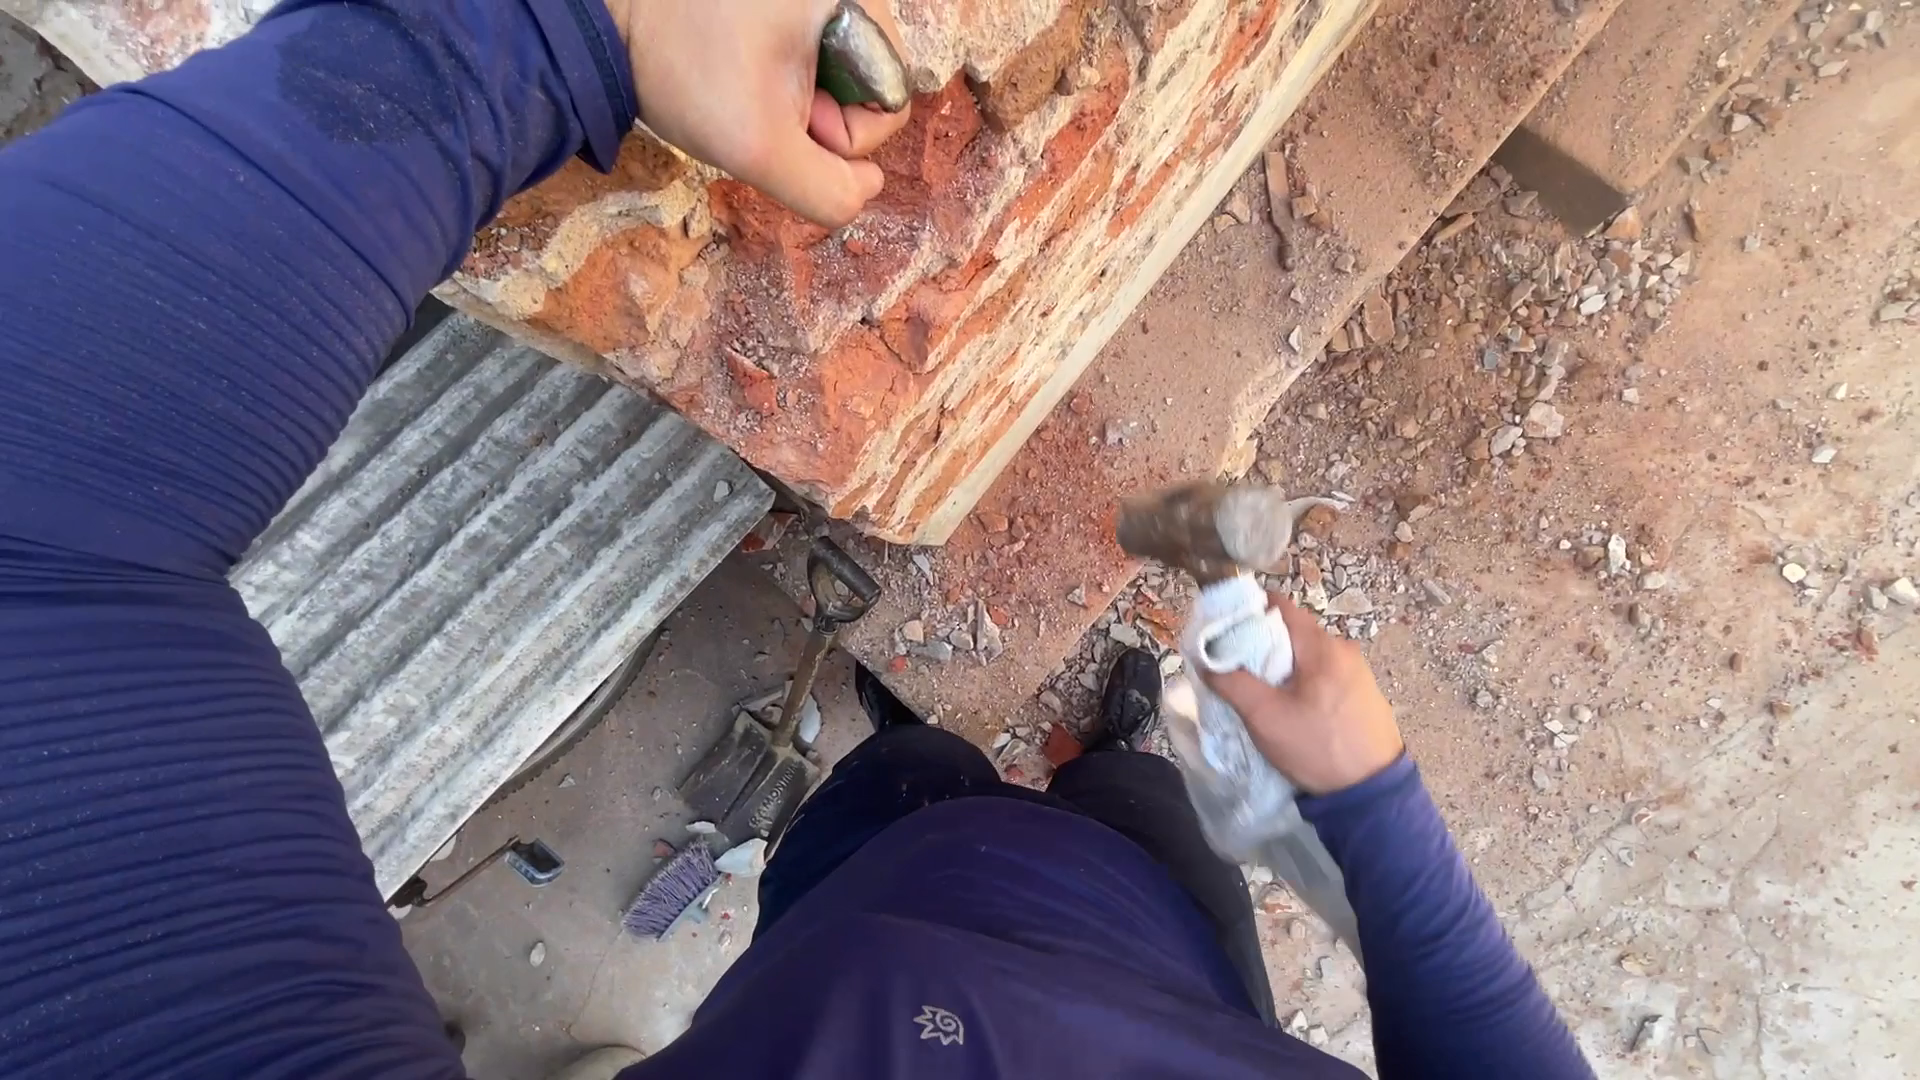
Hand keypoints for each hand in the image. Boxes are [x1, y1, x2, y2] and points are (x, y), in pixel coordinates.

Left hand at [606, 0, 912, 226]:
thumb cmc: (681, 70)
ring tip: (750, 87)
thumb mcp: (760, 151)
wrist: (605, 7)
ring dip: (804, 103)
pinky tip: (750, 72)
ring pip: (844, 76)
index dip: (843, 137)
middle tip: (763, 107)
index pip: (890, 102)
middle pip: (870, 86)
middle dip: (821, 117)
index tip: (786, 123)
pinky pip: (820, 57)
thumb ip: (831, 192)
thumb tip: (870, 186)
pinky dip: (791, 81)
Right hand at [1203, 595, 1403, 794]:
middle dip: (1259, 643)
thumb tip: (1204, 661)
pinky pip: (1321, 672)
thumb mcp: (1264, 717)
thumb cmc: (1317, 748)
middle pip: (1290, 630)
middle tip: (1234, 667)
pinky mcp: (1362, 693)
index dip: (1246, 612)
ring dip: (1279, 665)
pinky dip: (1299, 679)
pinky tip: (1290, 705)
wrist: (1372, 795)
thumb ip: (1230, 682)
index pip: (1278, 605)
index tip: (1222, 631)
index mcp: (1322, 647)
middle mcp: (1343, 649)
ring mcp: (1357, 671)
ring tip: (1259, 690)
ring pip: (1304, 654)